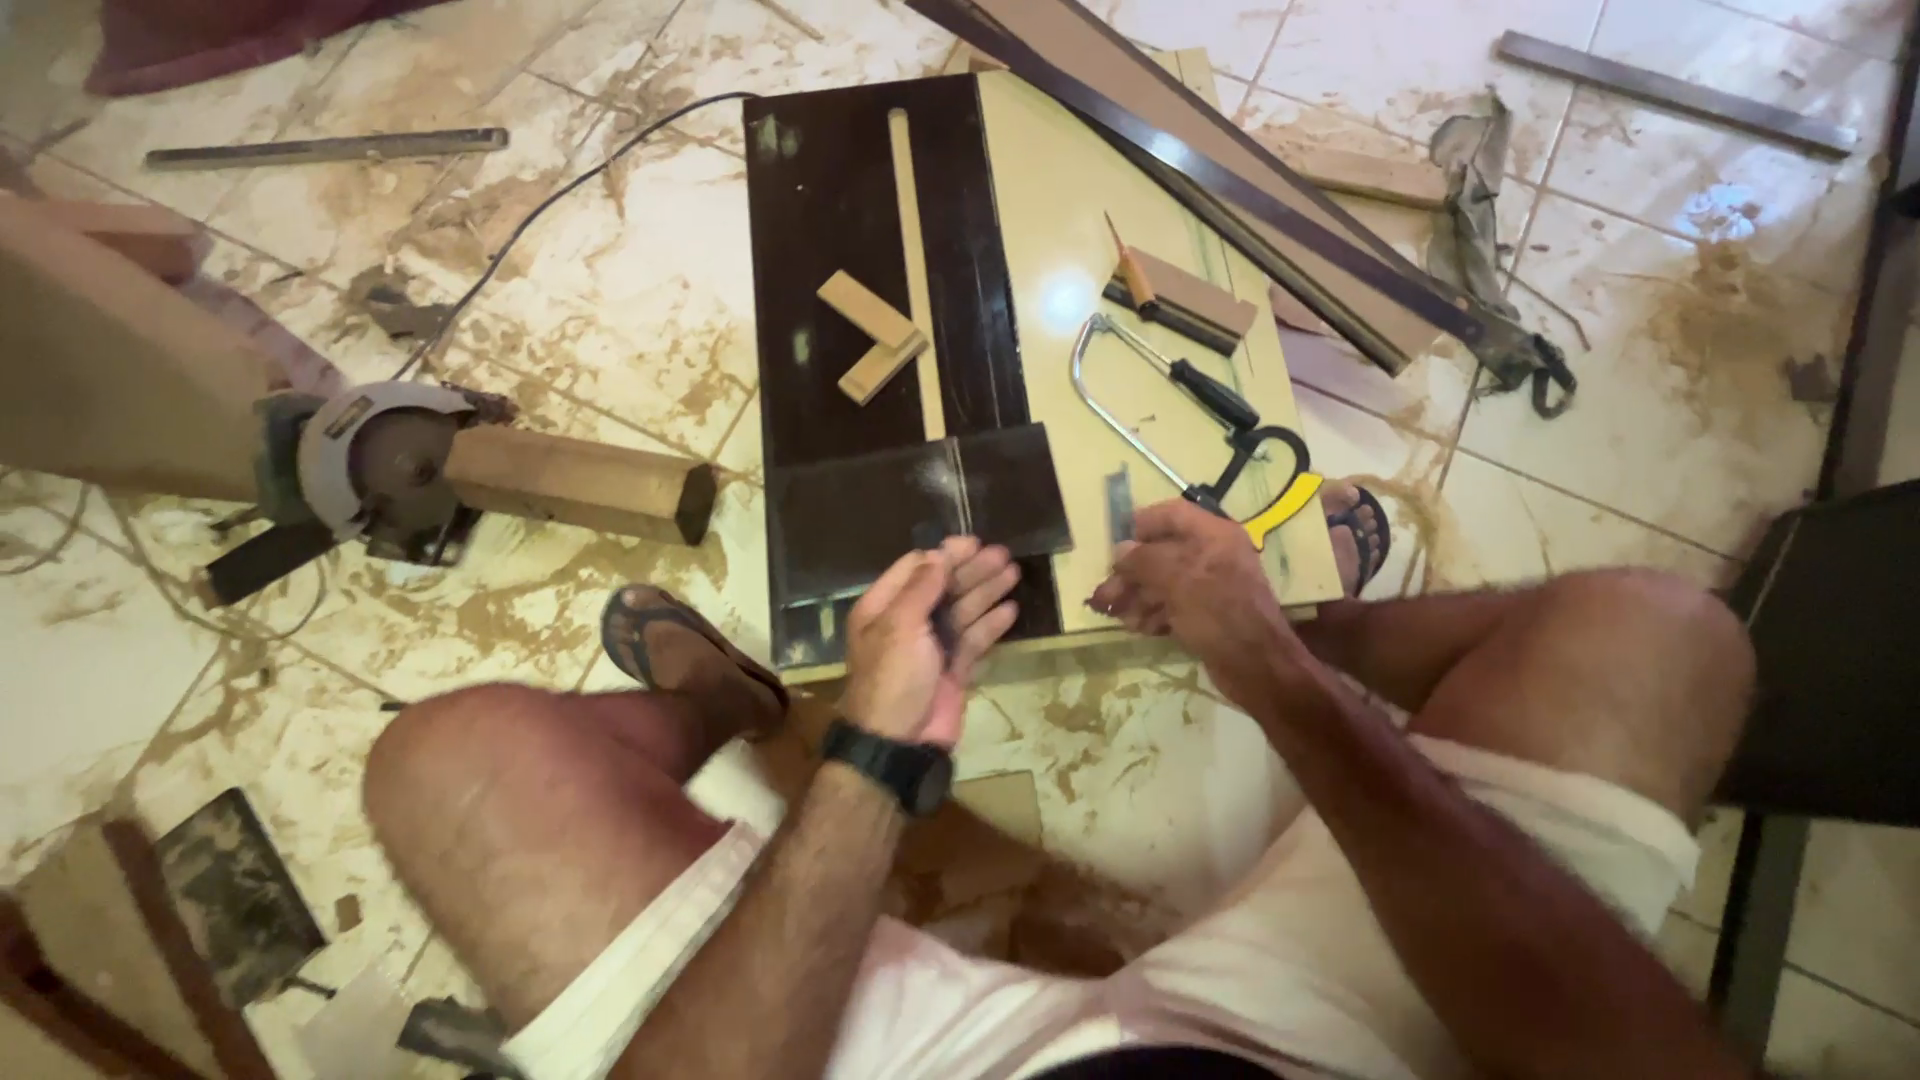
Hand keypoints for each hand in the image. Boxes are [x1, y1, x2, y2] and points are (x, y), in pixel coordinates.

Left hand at [842, 537, 1020, 746]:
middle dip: (971, 570)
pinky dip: (991, 624)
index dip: (943, 555)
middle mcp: (907, 622)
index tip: (971, 544)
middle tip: (1002, 555)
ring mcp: (933, 646)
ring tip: (1013, 572)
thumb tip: (937, 555)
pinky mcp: (954, 668)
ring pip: (962, 610)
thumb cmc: (892, 678)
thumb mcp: (899, 626)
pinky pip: (974, 639)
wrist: (899, 743)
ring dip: (986, 591)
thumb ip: (921, 589)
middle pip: (943, 587)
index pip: (915, 569)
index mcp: (884, 608)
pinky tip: (1010, 610)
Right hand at [1089, 499, 1296, 707]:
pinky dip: (1152, 613)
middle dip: (1130, 575)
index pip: (1171, 515)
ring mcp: (1209, 586)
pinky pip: (1172, 605)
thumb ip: (1143, 560)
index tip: (1115, 544)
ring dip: (1136, 597)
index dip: (1142, 525)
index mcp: (1212, 535)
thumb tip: (1120, 551)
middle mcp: (1212, 555)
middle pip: (1161, 553)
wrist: (1256, 665)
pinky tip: (1136, 627)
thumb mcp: (1177, 580)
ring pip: (1163, 582)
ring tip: (1115, 616)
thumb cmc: (1218, 612)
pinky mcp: (1206, 614)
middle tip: (1104, 596)